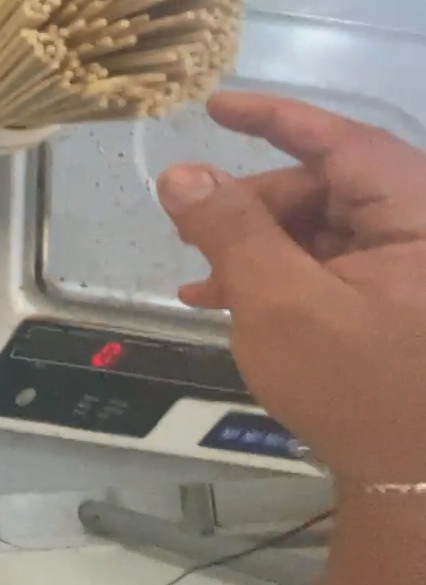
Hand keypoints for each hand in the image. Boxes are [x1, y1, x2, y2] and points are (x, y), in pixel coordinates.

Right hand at [157, 92, 425, 483]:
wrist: (421, 478)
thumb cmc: (360, 385)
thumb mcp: (278, 302)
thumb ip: (230, 230)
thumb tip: (182, 173)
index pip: (350, 146)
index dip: (279, 120)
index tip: (215, 106)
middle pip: (330, 188)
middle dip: (254, 206)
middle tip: (192, 236)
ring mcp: (419, 270)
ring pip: (324, 227)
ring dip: (255, 245)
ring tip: (204, 281)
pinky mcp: (404, 299)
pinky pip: (333, 262)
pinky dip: (275, 271)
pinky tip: (224, 298)